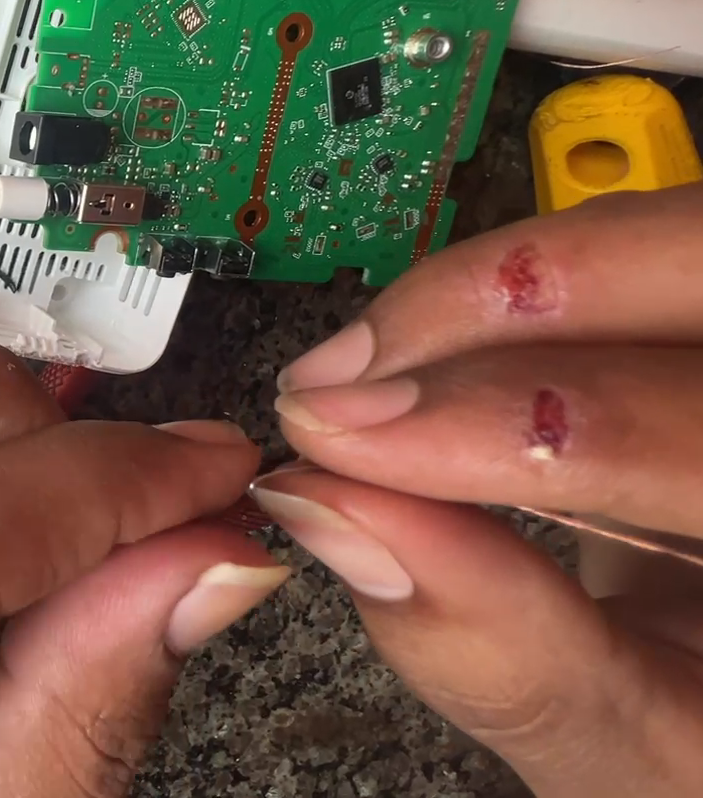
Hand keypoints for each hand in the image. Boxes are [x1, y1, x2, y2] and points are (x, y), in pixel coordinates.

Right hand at [258, 184, 702, 795]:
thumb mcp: (628, 757)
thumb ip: (494, 652)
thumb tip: (321, 509)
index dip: (517, 422)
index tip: (335, 433)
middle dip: (482, 306)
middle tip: (338, 372)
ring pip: (654, 241)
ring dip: (465, 289)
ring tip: (351, 362)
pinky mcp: (692, 345)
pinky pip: (604, 269)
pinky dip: (474, 298)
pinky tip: (404, 356)